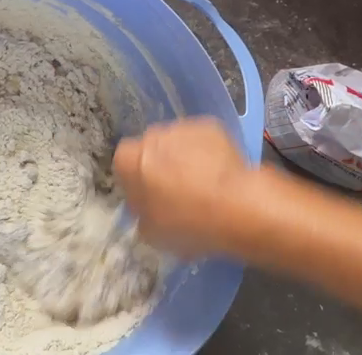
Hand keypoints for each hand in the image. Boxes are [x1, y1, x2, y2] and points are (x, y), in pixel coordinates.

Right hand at [113, 117, 259, 255]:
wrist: (238, 206)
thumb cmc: (189, 223)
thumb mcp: (154, 235)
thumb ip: (142, 217)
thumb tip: (145, 212)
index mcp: (129, 160)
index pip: (123, 166)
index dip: (137, 183)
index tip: (151, 200)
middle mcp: (150, 135)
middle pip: (150, 150)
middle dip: (161, 167)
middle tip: (179, 195)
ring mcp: (181, 127)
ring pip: (177, 143)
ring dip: (185, 159)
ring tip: (206, 187)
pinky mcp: (210, 126)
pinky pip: (203, 141)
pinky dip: (209, 154)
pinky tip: (222, 177)